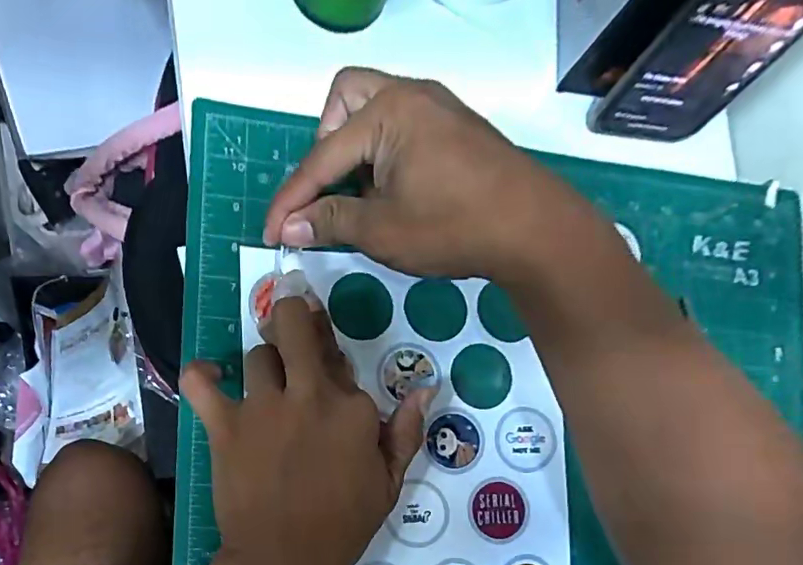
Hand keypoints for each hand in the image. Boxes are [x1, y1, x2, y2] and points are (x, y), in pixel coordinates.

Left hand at [180, 292, 431, 564]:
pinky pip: (201, 382)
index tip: (331, 382)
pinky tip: (211, 378)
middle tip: (293, 326)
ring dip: (263, 363)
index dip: (335, 367)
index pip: (342, 363)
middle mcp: (308, 396)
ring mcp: (262, 408)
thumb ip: (405, 433)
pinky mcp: (224, 426)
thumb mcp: (389, 485)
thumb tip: (426, 389)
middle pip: (295, 327)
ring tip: (266, 387)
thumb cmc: (343, 528)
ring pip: (257, 354)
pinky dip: (202, 375)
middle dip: (294, 317)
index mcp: (352, 409)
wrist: (285, 562)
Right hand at [264, 68, 596, 284]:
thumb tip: (291, 227)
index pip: (322, 158)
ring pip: (377, 107)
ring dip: (356, 147)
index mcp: (386, 112)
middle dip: (325, 147)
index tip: (272, 233)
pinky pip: (404, 124)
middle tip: (330, 193)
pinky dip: (386, 152)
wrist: (531, 228)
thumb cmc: (452, 227)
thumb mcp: (383, 231)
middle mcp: (410, 94)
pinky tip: (396, 192)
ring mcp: (438, 107)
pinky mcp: (457, 127)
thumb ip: (332, 223)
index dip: (292, 200)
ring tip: (362, 196)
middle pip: (345, 98)